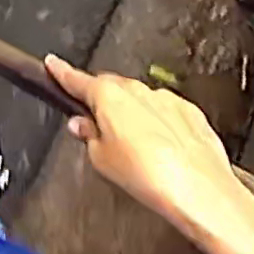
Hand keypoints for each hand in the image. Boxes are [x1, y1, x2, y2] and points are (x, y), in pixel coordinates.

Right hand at [45, 54, 244, 226]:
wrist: (200, 190)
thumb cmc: (151, 176)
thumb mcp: (102, 161)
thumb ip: (88, 136)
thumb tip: (83, 127)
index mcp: (106, 95)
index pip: (75, 78)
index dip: (60, 71)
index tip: (52, 63)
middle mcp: (133, 88)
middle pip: (109, 91)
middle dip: (104, 107)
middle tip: (102, 134)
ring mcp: (162, 97)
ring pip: (138, 102)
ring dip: (134, 119)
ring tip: (141, 156)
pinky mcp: (187, 111)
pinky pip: (165, 113)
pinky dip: (161, 128)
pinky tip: (165, 154)